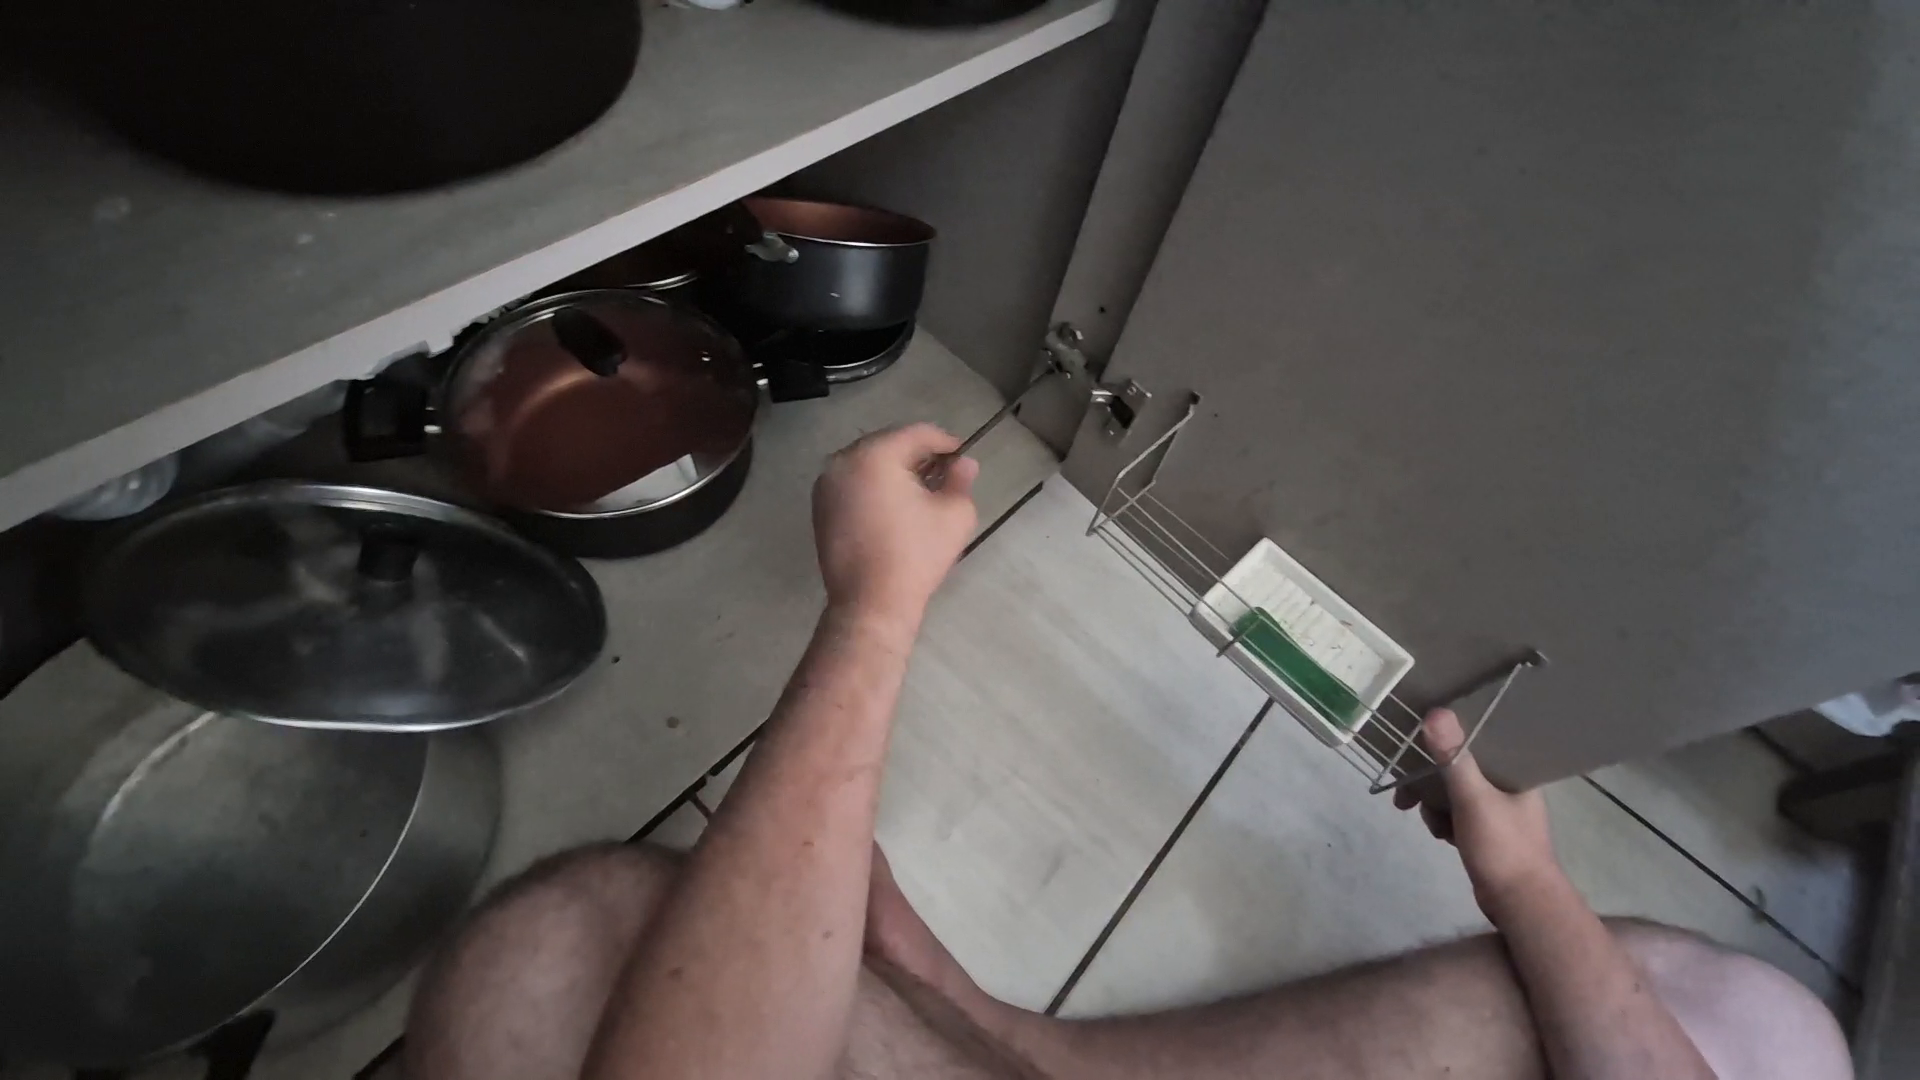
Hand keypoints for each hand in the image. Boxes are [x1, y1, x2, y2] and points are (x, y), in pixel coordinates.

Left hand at [813, 424, 979, 624]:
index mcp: (875, 455)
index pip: (917, 433)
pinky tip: (894, 509)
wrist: (870, 603)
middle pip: (889, 444)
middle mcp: (843, 461)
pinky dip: (874, 488)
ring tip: (921, 493)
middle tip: (944, 475)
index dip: (945, 442)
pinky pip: (853, 484)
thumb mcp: (954, 515)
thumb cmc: (915, 556)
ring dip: (895, 472)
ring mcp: (826, 485)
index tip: (962, 458)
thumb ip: (960, 480)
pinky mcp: (820, 508)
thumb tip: (964, 463)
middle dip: (918, 456)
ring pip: (869, 464)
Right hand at [1395, 708, 1563, 922]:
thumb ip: (1454, 758)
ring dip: (1433, 803)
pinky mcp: (1487, 831)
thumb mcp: (1473, 799)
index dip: (1444, 742)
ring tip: (1427, 822)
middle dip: (1428, 781)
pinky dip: (1442, 820)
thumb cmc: (1504, 848)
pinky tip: (1440, 835)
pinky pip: (1455, 812)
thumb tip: (1436, 713)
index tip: (1417, 748)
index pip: (1476, 742)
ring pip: (1453, 792)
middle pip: (1458, 768)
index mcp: (1515, 774)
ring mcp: (1498, 811)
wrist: (1522, 906)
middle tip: (1405, 794)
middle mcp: (1509, 788)